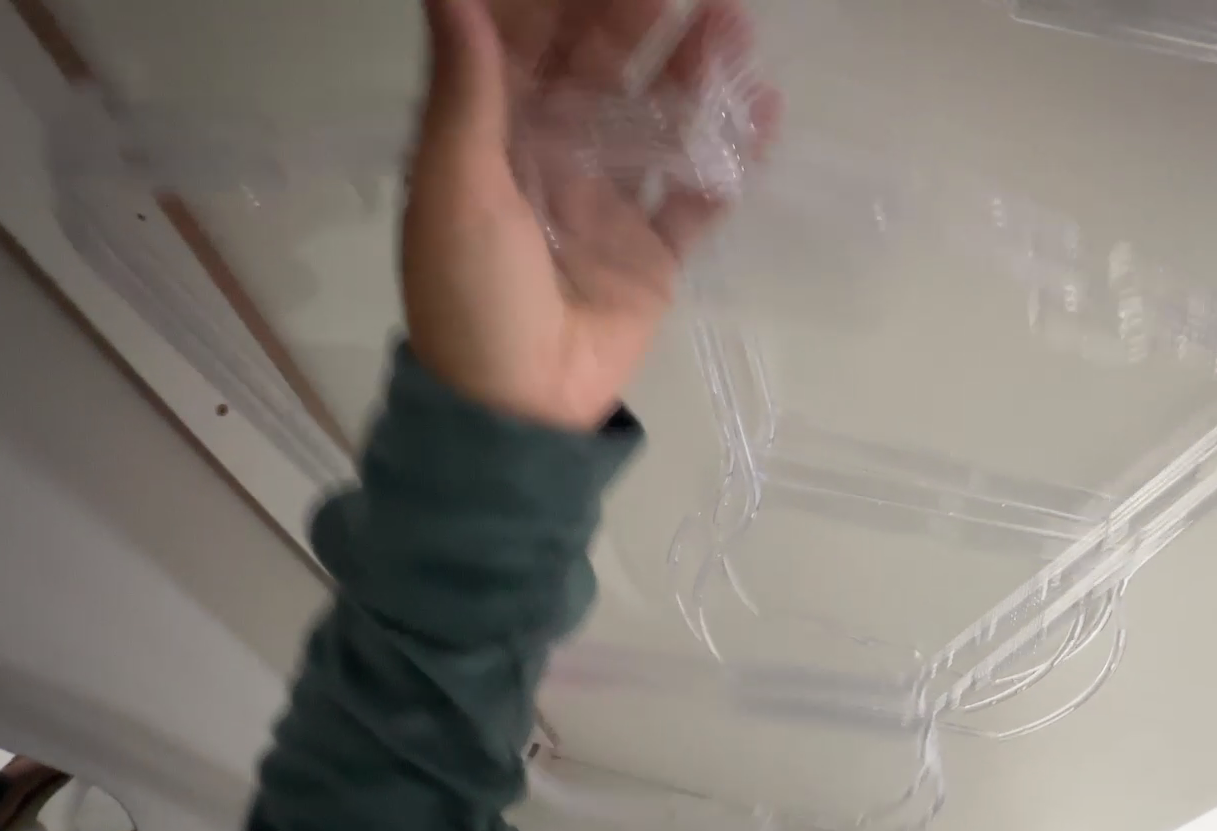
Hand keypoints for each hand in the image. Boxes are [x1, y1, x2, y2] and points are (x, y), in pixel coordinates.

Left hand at [404, 0, 775, 430]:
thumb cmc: (473, 296)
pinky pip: (696, 200)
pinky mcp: (655, 252)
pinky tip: (762, 119)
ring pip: (657, 127)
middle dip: (642, 22)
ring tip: (738, 29)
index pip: (532, 44)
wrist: (522, 405)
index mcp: (497, 135)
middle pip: (603, 74)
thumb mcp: (455, 190)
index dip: (566, 1)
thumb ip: (464, 94)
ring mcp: (612, 204)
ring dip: (695, 80)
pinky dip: (727, 164)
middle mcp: (557, 157)